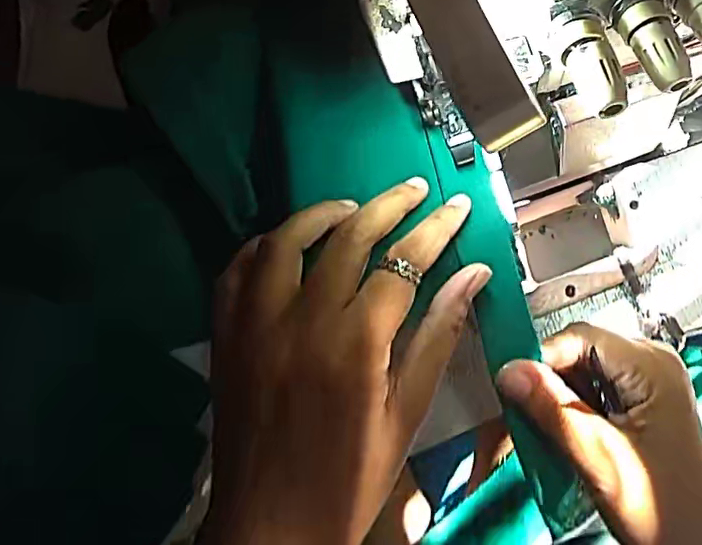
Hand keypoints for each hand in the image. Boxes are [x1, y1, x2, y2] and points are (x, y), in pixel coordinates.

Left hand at [204, 180, 492, 544]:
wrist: (266, 535)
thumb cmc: (349, 476)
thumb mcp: (408, 410)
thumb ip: (440, 332)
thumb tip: (475, 272)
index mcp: (355, 344)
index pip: (404, 261)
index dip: (437, 227)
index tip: (457, 206)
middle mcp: (302, 322)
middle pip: (350, 235)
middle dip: (391, 204)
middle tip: (417, 190)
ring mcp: (256, 327)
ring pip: (288, 240)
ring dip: (326, 213)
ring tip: (355, 207)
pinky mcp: (227, 339)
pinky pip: (238, 270)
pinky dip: (267, 244)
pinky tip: (292, 242)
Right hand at [496, 324, 701, 544]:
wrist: (696, 542)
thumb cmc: (660, 509)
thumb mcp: (598, 458)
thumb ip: (554, 409)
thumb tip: (512, 371)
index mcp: (652, 365)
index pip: (583, 336)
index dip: (543, 357)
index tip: (512, 383)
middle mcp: (655, 360)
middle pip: (585, 349)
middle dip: (551, 379)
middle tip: (522, 410)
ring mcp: (654, 376)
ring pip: (590, 367)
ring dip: (563, 393)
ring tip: (544, 426)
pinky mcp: (648, 396)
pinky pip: (602, 384)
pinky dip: (579, 403)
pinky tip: (569, 430)